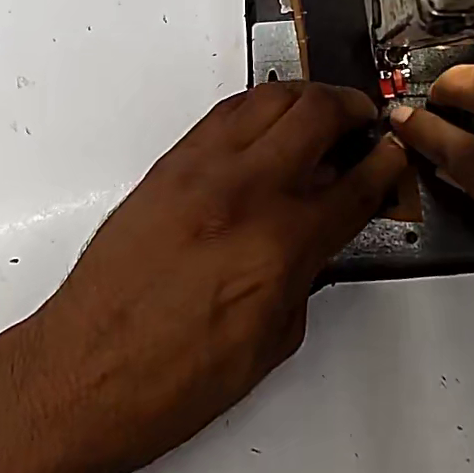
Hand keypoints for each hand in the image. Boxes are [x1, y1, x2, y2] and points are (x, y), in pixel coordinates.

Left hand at [18, 82, 406, 472]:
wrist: (82, 372)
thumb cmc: (168, 377)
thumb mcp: (270, 339)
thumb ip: (307, 272)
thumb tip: (322, 233)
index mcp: (280, 246)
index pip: (353, 186)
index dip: (383, 165)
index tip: (391, 153)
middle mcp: (244, 193)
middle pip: (318, 116)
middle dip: (353, 108)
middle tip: (364, 118)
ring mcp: (202, 169)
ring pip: (272, 96)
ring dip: (308, 94)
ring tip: (323, 106)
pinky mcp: (170, 164)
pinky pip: (227, 111)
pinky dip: (260, 103)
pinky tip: (270, 116)